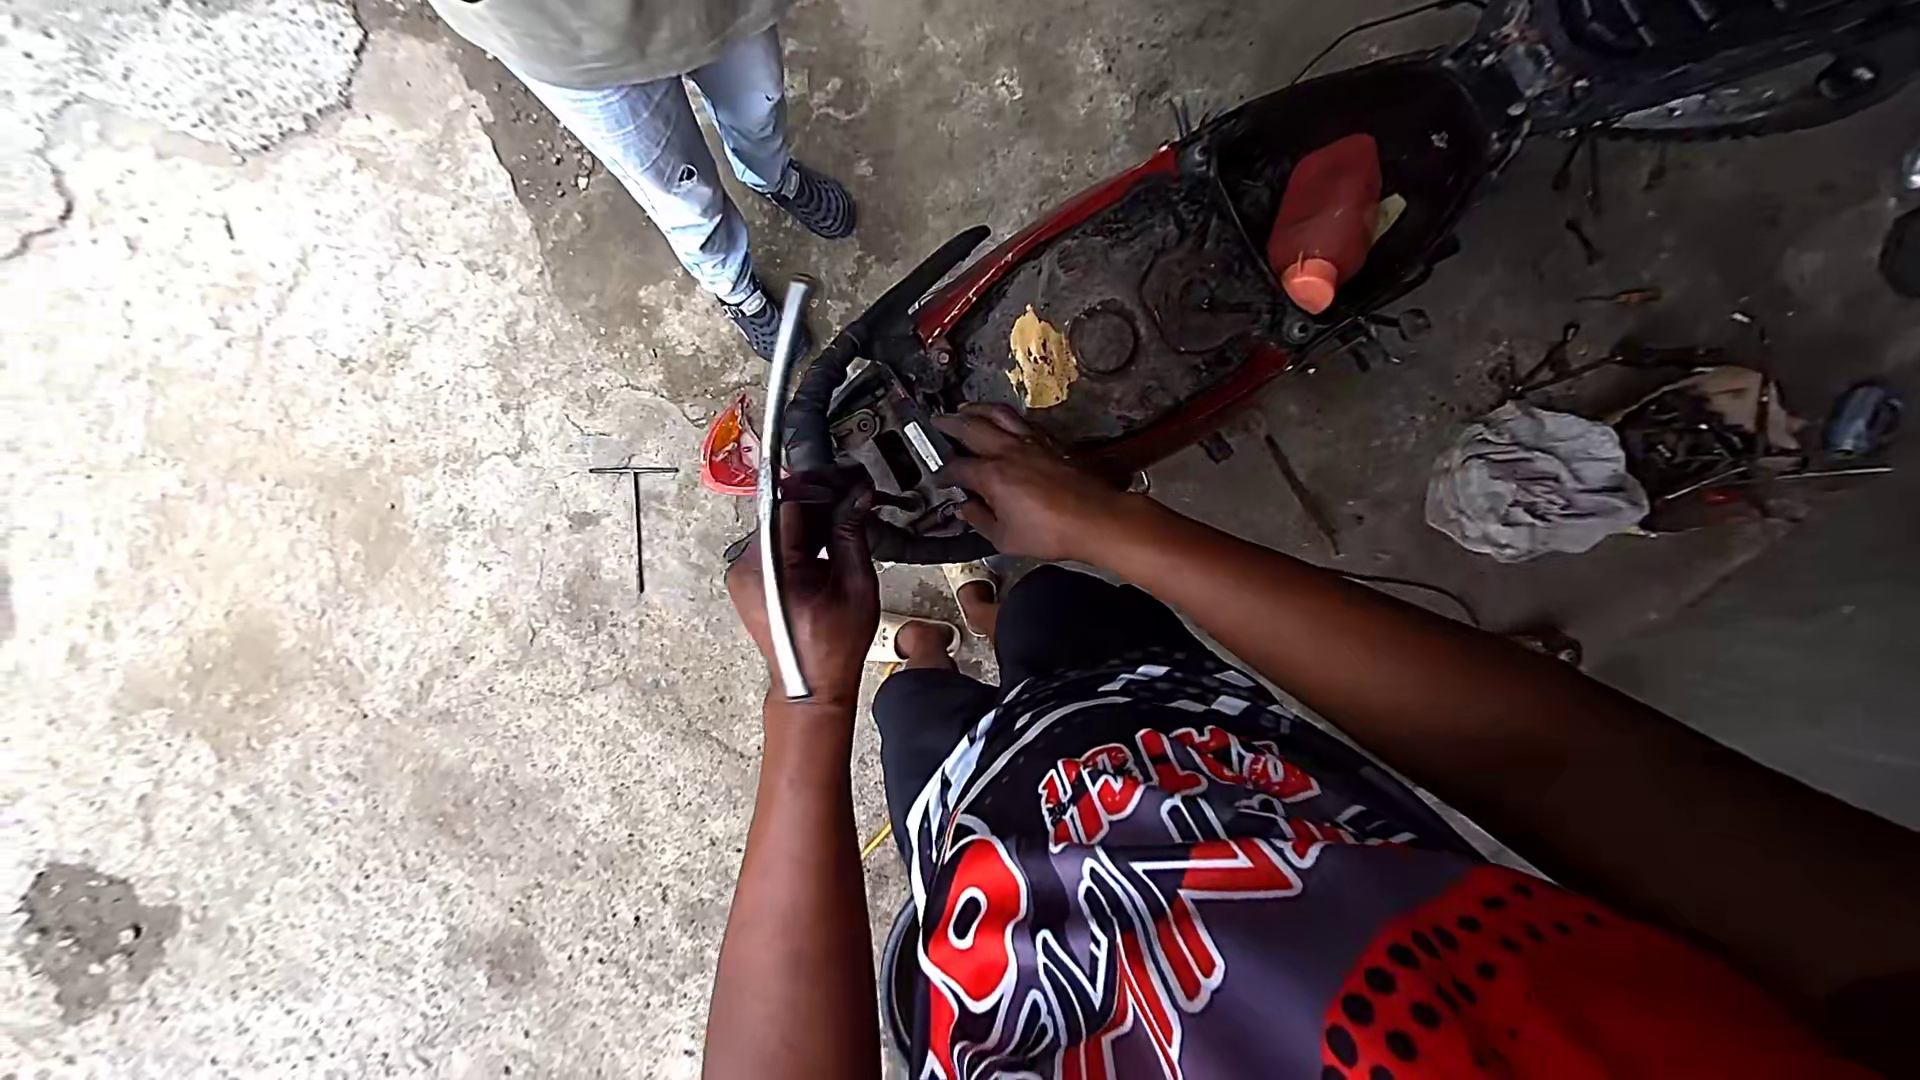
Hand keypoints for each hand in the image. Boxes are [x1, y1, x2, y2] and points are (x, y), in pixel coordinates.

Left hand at [726, 483, 879, 712]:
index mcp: (769, 568)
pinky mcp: (750, 580)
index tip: (845, 483)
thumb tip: (856, 497)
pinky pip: (776, 544)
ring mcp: (744, 574)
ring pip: (780, 526)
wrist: (811, 684)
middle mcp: (746, 567)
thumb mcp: (854, 585)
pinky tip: (827, 542)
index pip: (789, 503)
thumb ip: (851, 533)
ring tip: (844, 523)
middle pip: (782, 512)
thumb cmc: (832, 647)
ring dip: (812, 521)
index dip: (820, 488)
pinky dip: (802, 539)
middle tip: (851, 500)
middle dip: (819, 503)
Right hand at [933, 404, 1139, 562]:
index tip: (939, 476)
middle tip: (937, 422)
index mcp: (992, 476)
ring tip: (965, 408)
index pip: (957, 467)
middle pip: (970, 427)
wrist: (1094, 519)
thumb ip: (980, 519)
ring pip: (997, 413)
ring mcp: (1030, 443)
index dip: (944, 471)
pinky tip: (1003, 420)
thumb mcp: (1004, 538)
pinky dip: (1005, 416)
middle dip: (949, 423)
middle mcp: (1008, 452)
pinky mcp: (1049, 443)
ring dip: (976, 409)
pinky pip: (1021, 420)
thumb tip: (967, 509)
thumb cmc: (1053, 531)